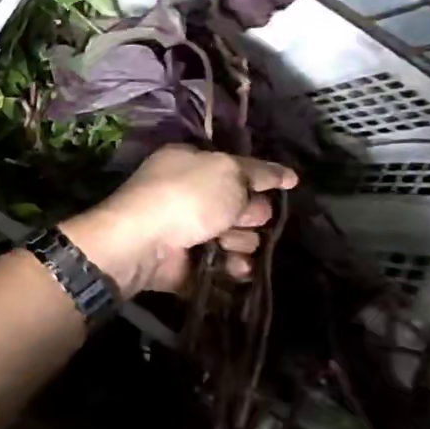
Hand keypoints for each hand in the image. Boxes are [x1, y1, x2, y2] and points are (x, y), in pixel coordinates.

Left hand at [60, 145, 296, 294]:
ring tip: (224, 242)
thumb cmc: (185, 197)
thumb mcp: (227, 170)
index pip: (235, 167)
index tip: (286, 186)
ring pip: (238, 236)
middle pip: (241, 204)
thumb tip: (286, 175)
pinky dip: (232, 266)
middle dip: (250, 213)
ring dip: (241, 241)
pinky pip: (224, 263)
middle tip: (237, 217)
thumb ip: (258, 172)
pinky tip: (231, 265)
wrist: (143, 242)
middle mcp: (187, 192)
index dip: (259, 178)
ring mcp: (186, 228)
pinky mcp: (187, 260)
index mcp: (189, 162)